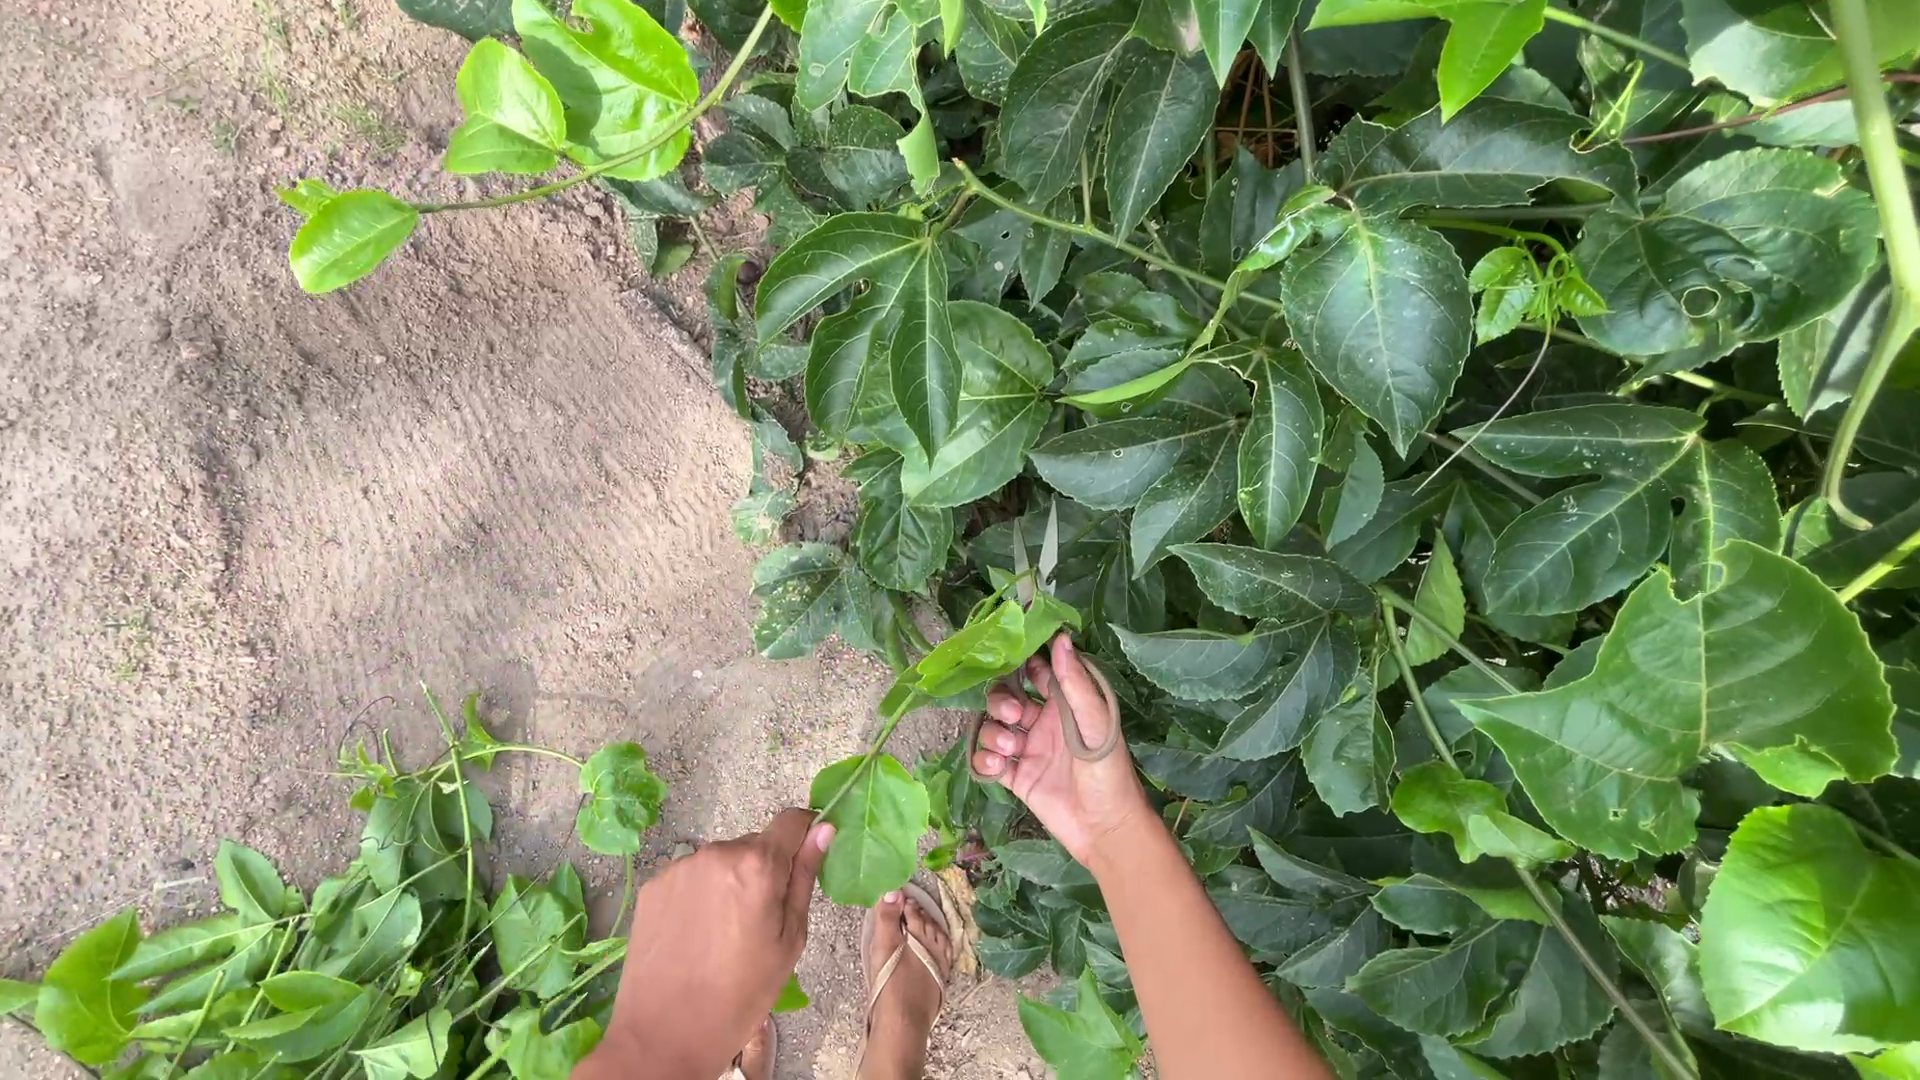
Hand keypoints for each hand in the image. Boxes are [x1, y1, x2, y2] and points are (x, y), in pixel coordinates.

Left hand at [581, 809, 832, 1079]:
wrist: (661, 1038)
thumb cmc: (739, 996)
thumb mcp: (789, 940)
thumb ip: (805, 877)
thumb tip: (823, 829)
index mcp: (758, 865)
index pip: (792, 819)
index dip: (803, 834)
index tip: (804, 860)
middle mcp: (718, 852)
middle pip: (756, 844)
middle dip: (764, 869)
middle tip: (759, 918)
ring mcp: (681, 867)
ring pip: (723, 860)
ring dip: (731, 881)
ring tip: (724, 931)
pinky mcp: (654, 885)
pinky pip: (692, 875)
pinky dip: (701, 893)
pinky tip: (696, 933)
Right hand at [973, 633, 1153, 871]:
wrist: (1106, 828)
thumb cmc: (1108, 770)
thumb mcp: (1096, 721)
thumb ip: (1075, 682)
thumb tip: (1060, 638)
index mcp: (1066, 705)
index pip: (1037, 673)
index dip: (1021, 663)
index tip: (1006, 656)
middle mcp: (1043, 723)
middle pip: (1006, 698)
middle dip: (1001, 701)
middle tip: (1014, 715)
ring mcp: (1028, 750)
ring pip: (995, 727)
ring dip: (995, 733)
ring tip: (1012, 749)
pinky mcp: (1016, 777)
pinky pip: (988, 760)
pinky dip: (984, 759)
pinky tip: (997, 766)